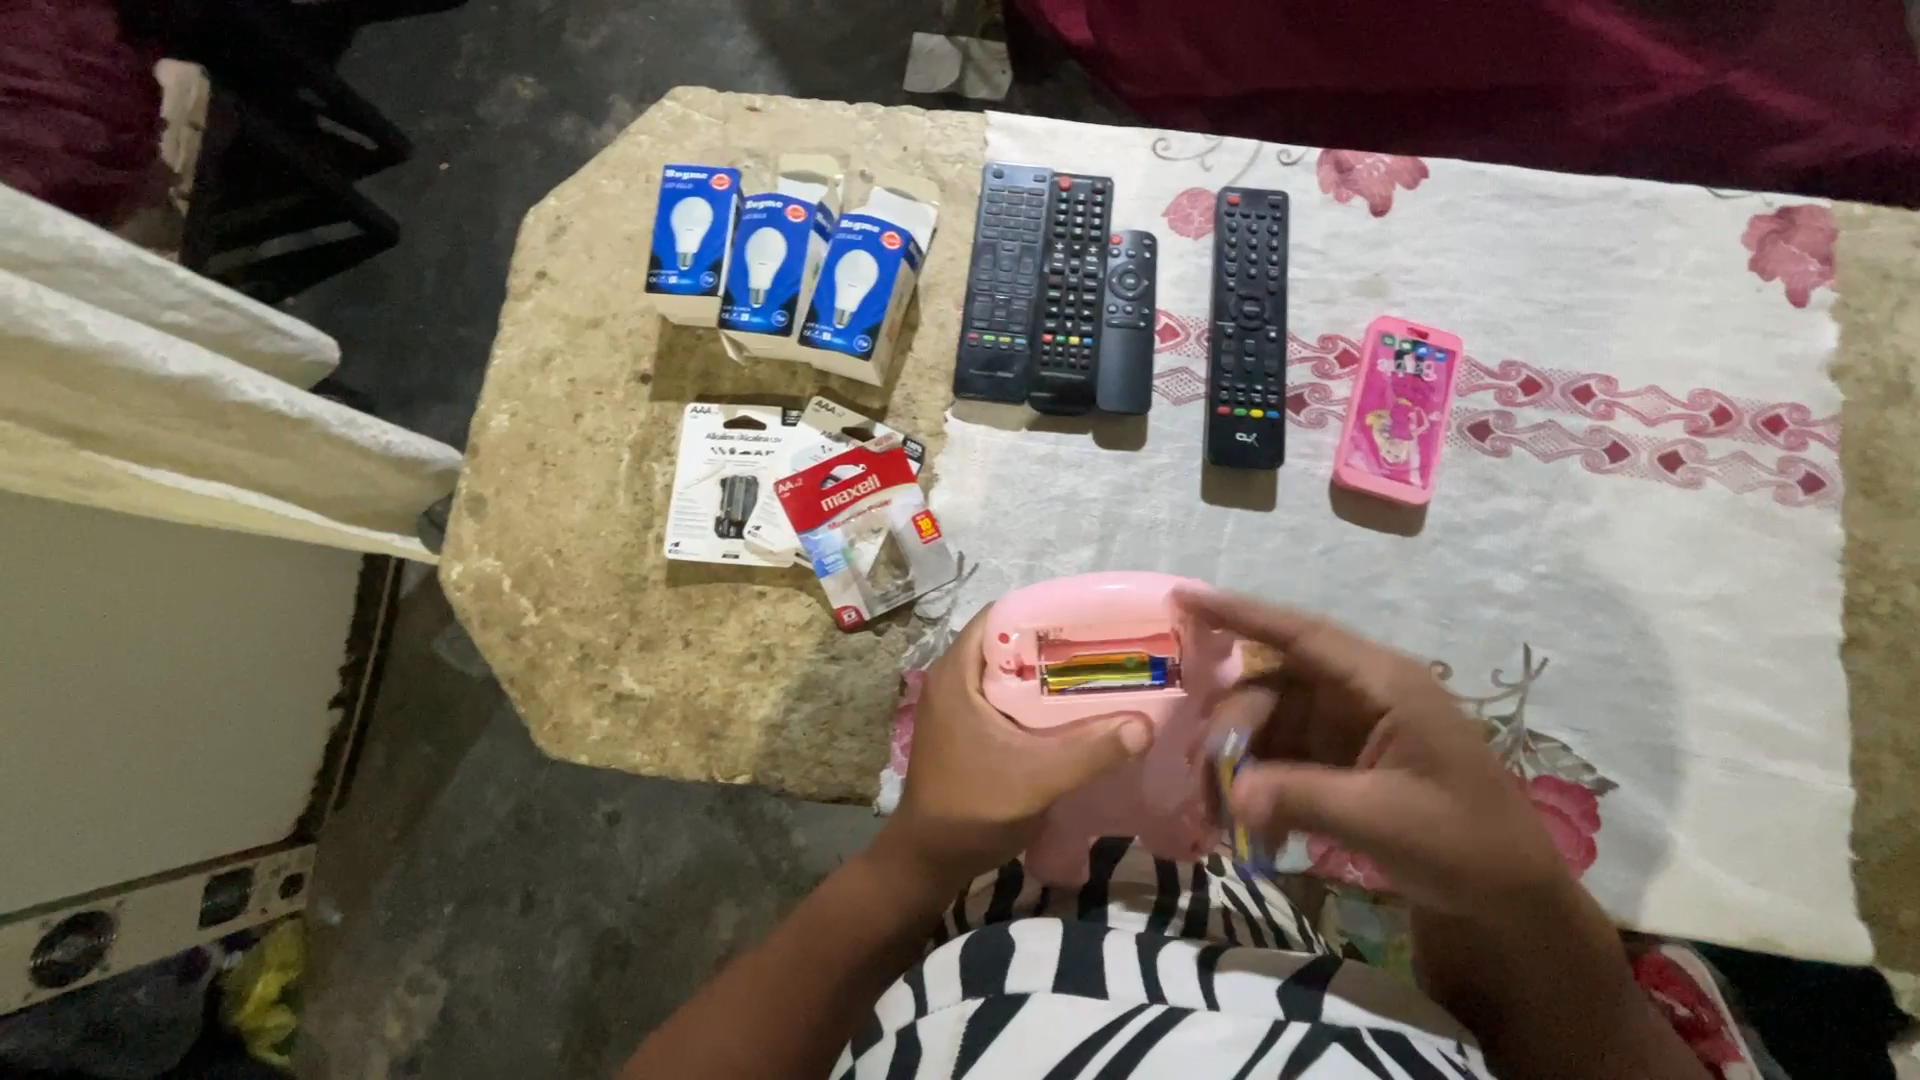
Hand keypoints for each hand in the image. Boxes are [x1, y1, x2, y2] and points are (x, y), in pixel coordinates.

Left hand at [871, 605, 1154, 893]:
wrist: (930, 859)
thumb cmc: (972, 808)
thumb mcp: (1036, 778)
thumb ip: (1090, 750)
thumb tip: (1146, 724)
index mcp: (957, 672)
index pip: (1001, 616)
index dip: (1047, 611)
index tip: (1093, 619)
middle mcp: (955, 679)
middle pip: (1010, 644)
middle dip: (1058, 645)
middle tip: (1109, 649)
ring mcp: (959, 706)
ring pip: (1011, 674)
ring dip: (1050, 677)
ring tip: (1102, 677)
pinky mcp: (968, 729)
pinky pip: (1009, 700)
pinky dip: (1039, 702)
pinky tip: (1076, 715)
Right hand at [1174, 585, 1568, 916]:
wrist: (1511, 902)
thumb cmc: (1465, 844)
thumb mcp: (1385, 819)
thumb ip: (1302, 797)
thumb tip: (1231, 795)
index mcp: (1382, 683)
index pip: (1299, 634)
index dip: (1239, 613)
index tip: (1183, 598)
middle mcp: (1358, 692)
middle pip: (1270, 685)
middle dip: (1232, 726)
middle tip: (1207, 776)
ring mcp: (1346, 726)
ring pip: (1267, 721)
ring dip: (1238, 761)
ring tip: (1218, 810)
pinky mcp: (1338, 759)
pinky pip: (1279, 755)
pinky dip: (1256, 783)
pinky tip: (1244, 821)